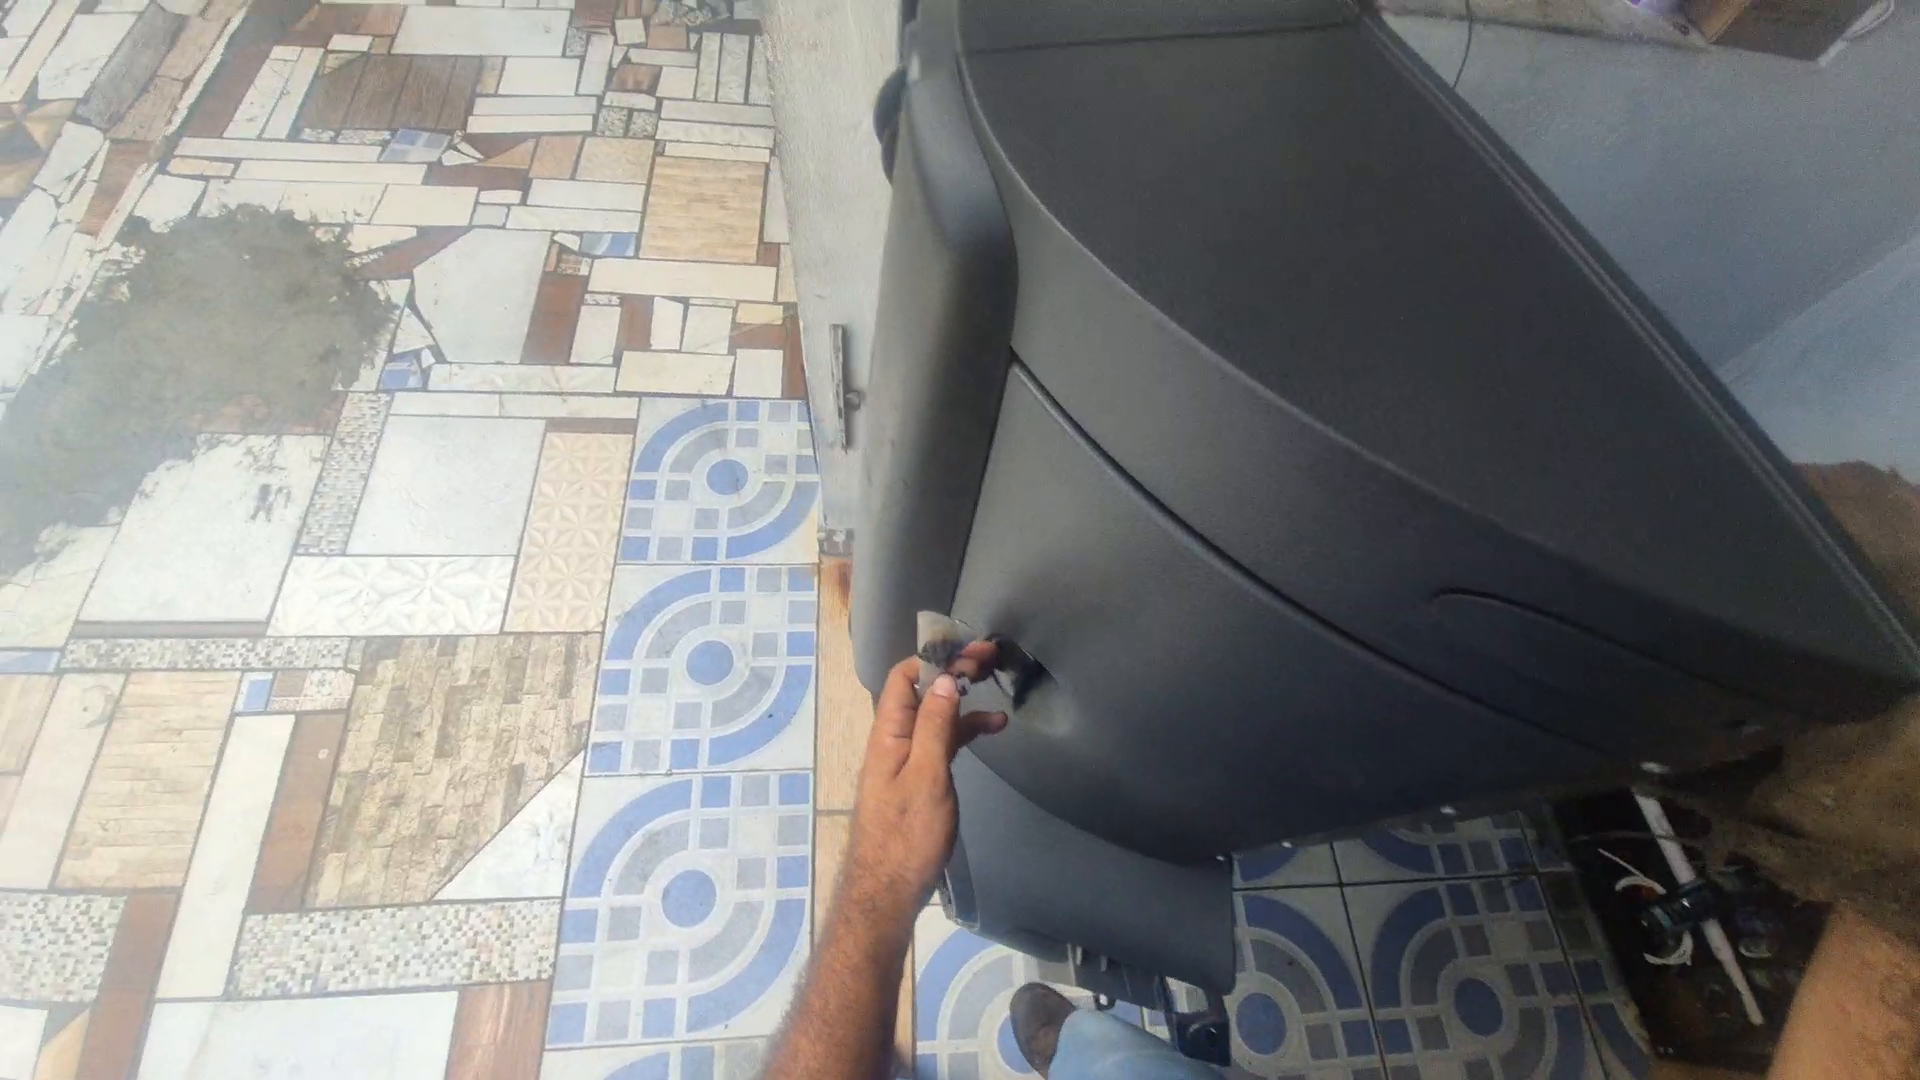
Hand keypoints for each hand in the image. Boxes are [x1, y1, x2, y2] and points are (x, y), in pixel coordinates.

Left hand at [842, 643, 1008, 923]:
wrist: (888, 891)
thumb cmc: (907, 834)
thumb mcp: (927, 776)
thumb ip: (934, 726)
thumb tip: (945, 678)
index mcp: (888, 732)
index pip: (905, 676)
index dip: (936, 656)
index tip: (971, 649)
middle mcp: (894, 738)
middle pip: (923, 690)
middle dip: (954, 669)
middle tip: (989, 657)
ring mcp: (906, 757)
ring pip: (936, 713)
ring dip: (963, 698)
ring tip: (996, 685)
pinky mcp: (919, 776)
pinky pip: (942, 740)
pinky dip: (965, 729)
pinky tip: (993, 727)